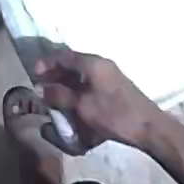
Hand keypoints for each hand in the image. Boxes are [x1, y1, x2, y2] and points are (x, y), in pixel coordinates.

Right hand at [33, 50, 169, 153]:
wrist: (149, 128)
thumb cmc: (114, 114)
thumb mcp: (83, 106)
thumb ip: (61, 96)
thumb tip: (44, 89)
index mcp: (93, 63)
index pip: (64, 56)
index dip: (47, 63)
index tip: (34, 72)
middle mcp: (101, 64)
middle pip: (73, 64)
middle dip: (55, 73)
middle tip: (40, 83)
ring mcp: (110, 75)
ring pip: (81, 74)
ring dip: (66, 82)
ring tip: (53, 94)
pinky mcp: (115, 88)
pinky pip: (90, 82)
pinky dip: (77, 88)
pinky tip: (71, 101)